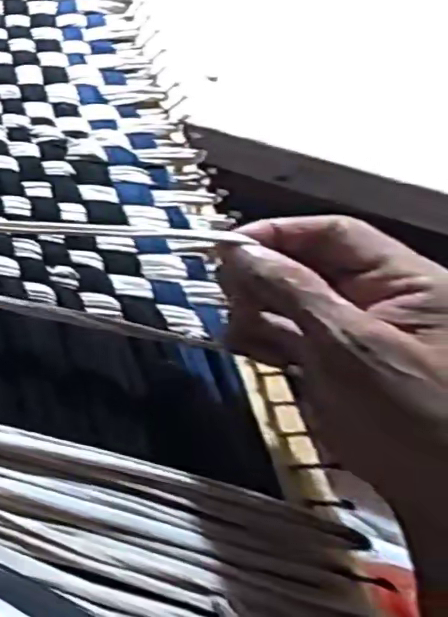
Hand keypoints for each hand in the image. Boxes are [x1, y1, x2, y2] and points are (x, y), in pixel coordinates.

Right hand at [217, 217, 447, 535]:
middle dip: (255, 281)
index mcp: (414, 288)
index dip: (274, 235)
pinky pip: (279, 331)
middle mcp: (384, 303)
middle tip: (242, 307)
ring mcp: (357, 334)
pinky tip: (259, 356)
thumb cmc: (426, 419)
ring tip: (253, 342)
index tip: (225, 254)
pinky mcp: (333, 360)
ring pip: (278, 297)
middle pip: (296, 263)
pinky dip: (257, 339)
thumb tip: (235, 249)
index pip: (330, 233)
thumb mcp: (354, 348)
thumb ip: (290, 289)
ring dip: (251, 314)